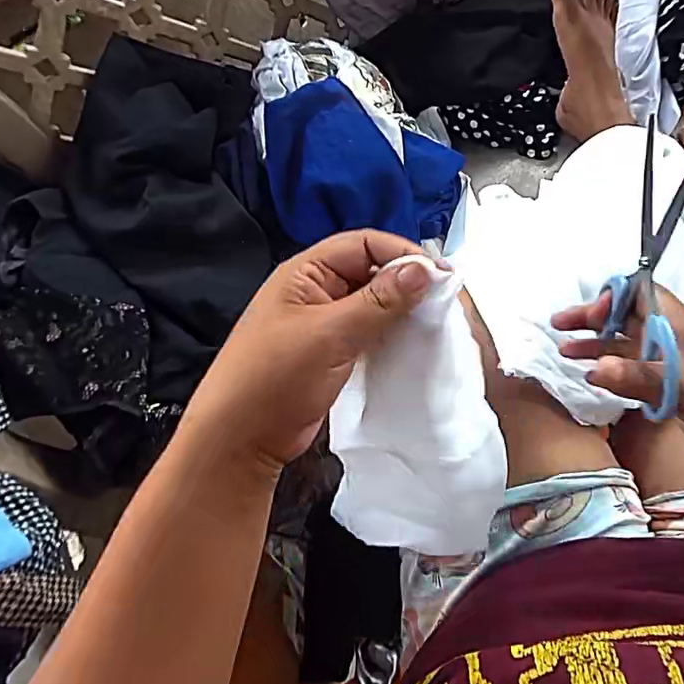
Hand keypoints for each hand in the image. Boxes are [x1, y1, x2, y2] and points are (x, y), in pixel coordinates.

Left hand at [179, 230, 436, 472]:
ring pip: (376, 302)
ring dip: (404, 309)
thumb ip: (380, 301)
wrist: (241, 440)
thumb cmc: (272, 380)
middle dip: (407, 281)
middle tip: (442, 300)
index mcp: (305, 273)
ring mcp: (326, 322)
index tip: (438, 276)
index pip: (364, 243)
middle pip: (372, 270)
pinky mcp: (335, 349)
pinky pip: (372, 330)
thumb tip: (423, 271)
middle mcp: (317, 291)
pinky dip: (394, 333)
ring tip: (434, 322)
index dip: (402, 253)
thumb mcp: (330, 334)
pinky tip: (414, 343)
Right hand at [554, 286, 683, 471]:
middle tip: (560, 325)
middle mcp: (671, 341)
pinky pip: (634, 378)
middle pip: (626, 319)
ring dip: (598, 347)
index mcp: (679, 325)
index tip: (589, 310)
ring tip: (565, 350)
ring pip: (627, 349)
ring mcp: (670, 368)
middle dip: (594, 319)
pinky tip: (592, 378)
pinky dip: (612, 375)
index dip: (614, 295)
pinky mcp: (671, 394)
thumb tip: (594, 369)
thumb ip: (642, 376)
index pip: (641, 294)